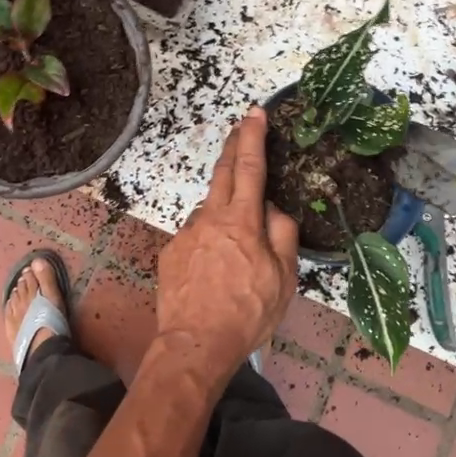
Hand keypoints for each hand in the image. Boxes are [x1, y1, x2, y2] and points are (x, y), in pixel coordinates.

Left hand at [156, 107, 299, 377]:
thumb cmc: (247, 313)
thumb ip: (282, 236)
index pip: (249, 167)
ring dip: (223, 210)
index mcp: (242, 221)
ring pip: (209, 210)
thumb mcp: (283, 279)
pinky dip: (208, 241)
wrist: (195, 344)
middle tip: (240, 127)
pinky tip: (214, 269)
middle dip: (233, 146)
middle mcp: (211, 218)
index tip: (255, 113)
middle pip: (222, 173)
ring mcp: (187, 234)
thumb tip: (274, 210)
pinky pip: (196, 236)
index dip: (253, 137)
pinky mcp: (172, 252)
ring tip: (236, 245)